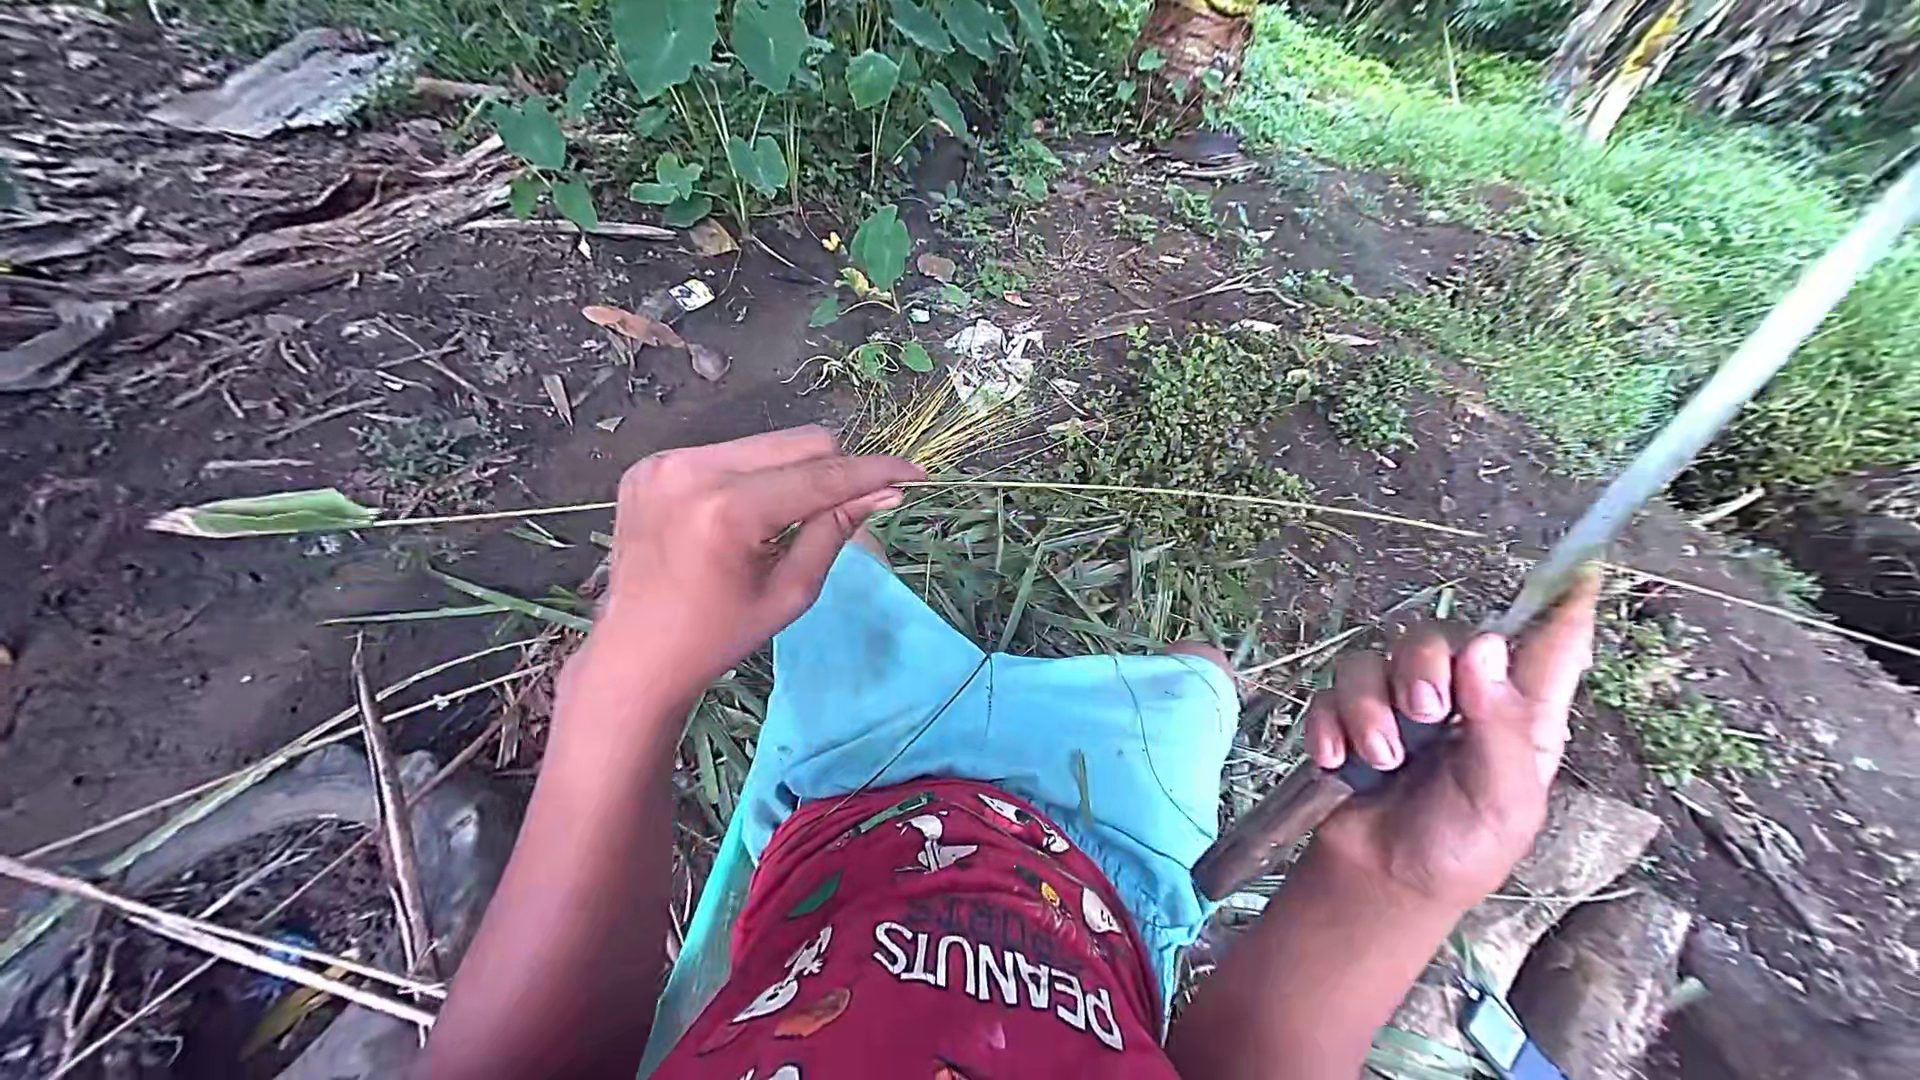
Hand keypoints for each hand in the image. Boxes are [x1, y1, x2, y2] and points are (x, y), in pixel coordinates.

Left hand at [574, 427, 922, 705]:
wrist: (636, 653)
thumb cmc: (720, 635)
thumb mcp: (792, 591)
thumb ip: (836, 530)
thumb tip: (885, 493)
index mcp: (728, 511)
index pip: (823, 476)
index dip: (875, 473)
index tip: (914, 473)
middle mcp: (693, 470)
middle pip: (801, 442)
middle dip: (837, 471)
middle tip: (848, 508)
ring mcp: (666, 462)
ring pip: (769, 443)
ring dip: (797, 473)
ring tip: (787, 519)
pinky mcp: (652, 464)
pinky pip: (732, 453)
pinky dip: (757, 477)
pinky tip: (747, 515)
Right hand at [1301, 569, 1600, 908]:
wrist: (1381, 876)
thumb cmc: (1458, 847)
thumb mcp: (1502, 799)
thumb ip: (1498, 724)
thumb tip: (1487, 645)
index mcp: (1510, 716)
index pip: (1544, 651)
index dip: (1561, 610)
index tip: (1582, 570)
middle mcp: (1452, 699)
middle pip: (1432, 638)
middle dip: (1419, 667)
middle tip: (1421, 713)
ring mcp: (1391, 707)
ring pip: (1369, 662)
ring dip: (1367, 707)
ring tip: (1376, 757)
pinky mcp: (1343, 718)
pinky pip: (1327, 694)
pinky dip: (1329, 725)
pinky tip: (1337, 760)